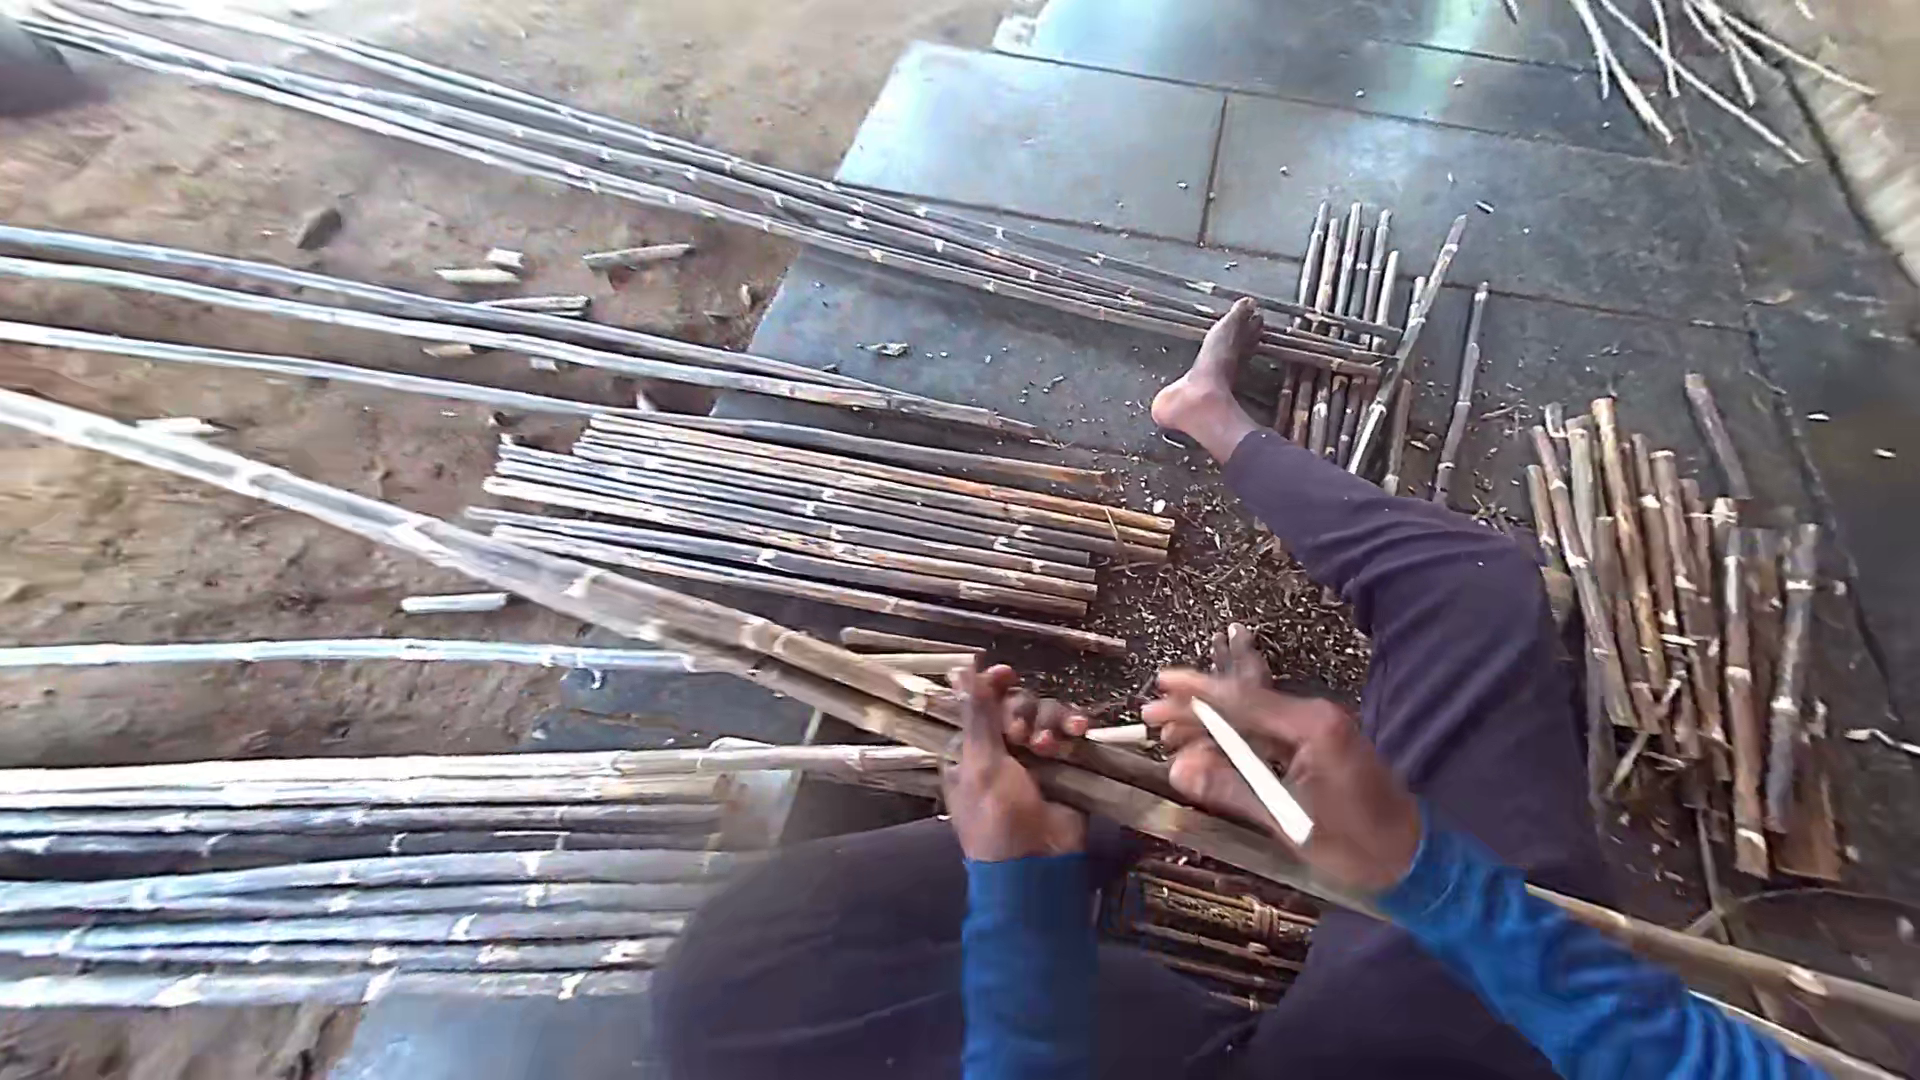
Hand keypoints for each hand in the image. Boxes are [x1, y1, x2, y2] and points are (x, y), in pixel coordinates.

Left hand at [941, 665, 1086, 861]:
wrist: (1038, 865)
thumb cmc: (996, 816)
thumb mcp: (980, 763)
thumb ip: (976, 714)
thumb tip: (960, 668)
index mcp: (971, 747)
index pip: (981, 702)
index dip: (993, 685)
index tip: (1006, 674)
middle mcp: (1001, 746)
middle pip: (1016, 703)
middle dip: (1021, 714)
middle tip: (1022, 736)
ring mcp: (1034, 754)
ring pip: (1045, 714)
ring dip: (1048, 723)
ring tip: (1048, 746)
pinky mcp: (1064, 763)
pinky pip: (1069, 732)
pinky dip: (1073, 727)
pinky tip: (1078, 731)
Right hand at [1142, 634, 1419, 895]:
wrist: (1420, 869)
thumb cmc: (1359, 846)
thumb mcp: (1289, 820)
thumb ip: (1231, 789)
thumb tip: (1177, 770)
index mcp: (1312, 726)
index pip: (1242, 699)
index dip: (1197, 692)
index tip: (1161, 683)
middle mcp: (1312, 717)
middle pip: (1240, 705)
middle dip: (1194, 711)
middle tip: (1152, 717)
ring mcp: (1314, 730)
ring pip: (1247, 720)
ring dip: (1208, 730)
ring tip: (1170, 740)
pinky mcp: (1313, 747)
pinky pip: (1262, 737)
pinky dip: (1230, 745)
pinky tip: (1204, 753)